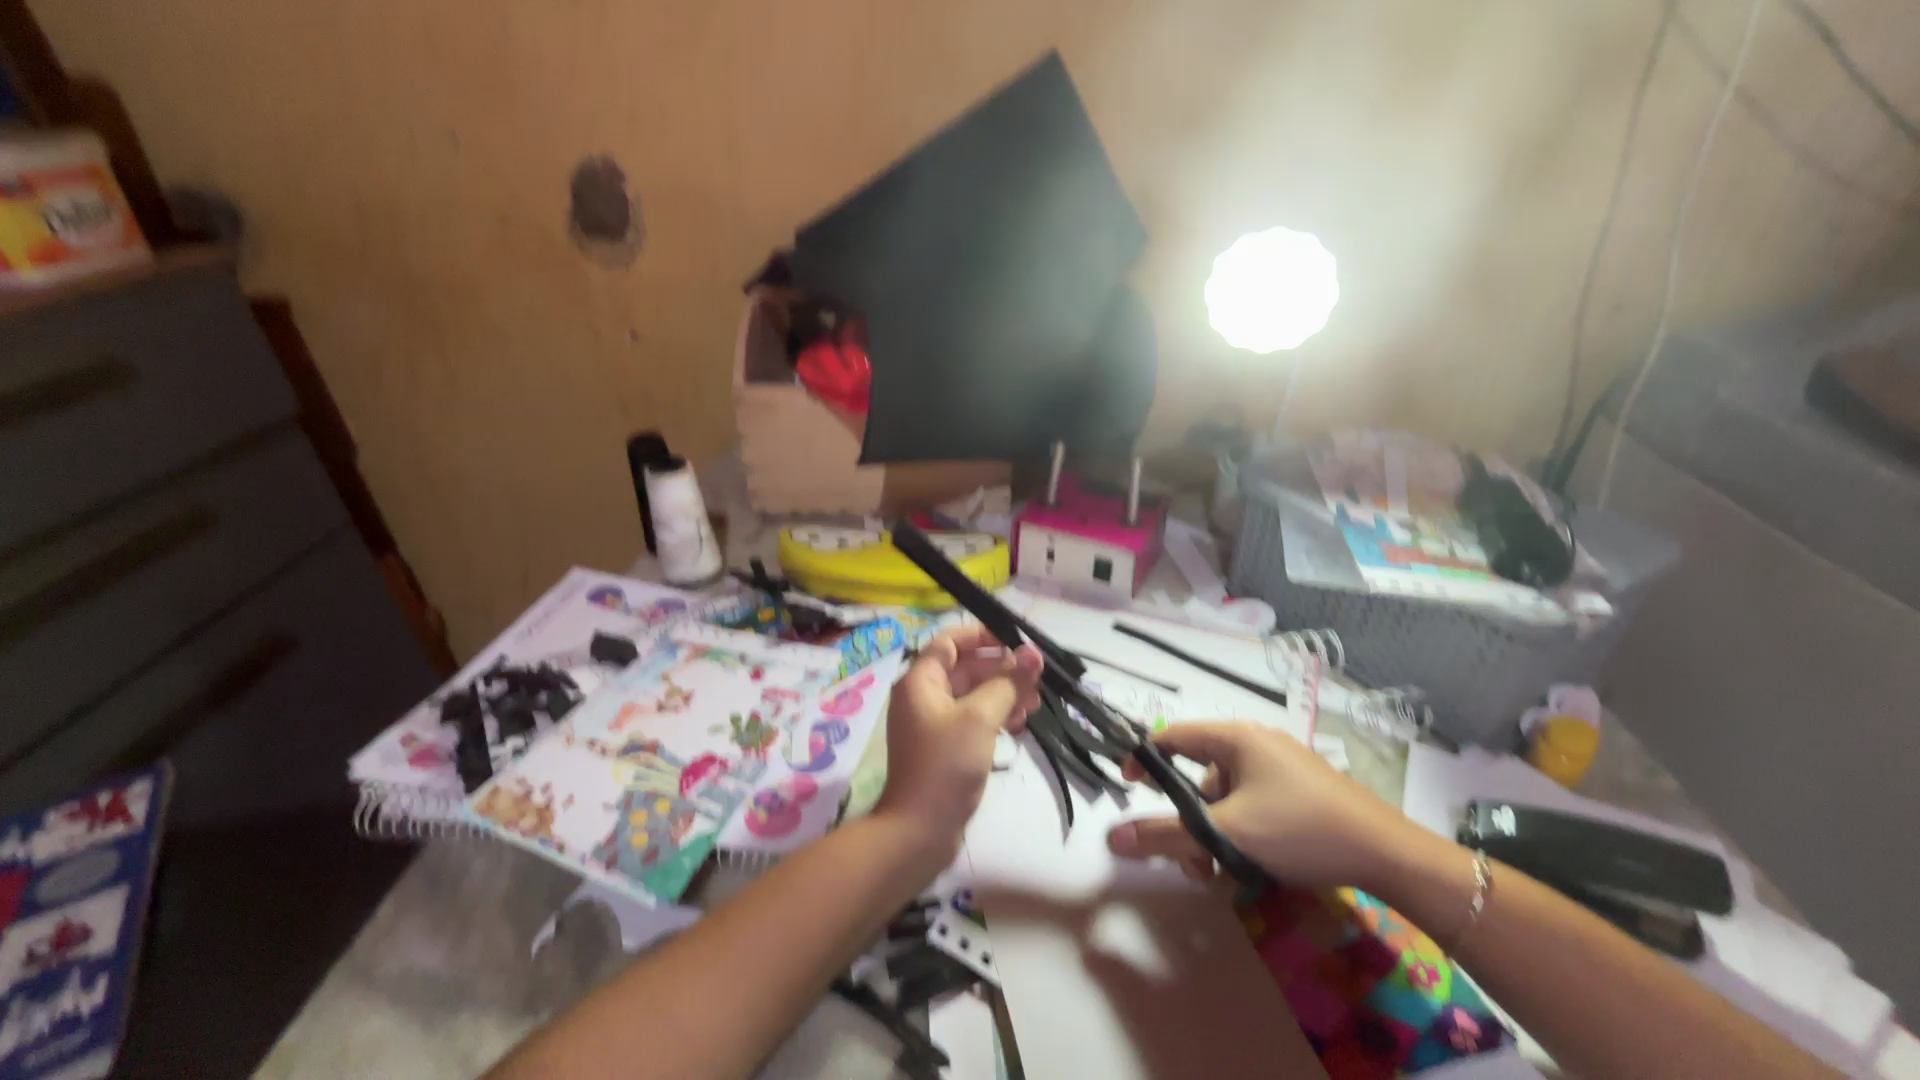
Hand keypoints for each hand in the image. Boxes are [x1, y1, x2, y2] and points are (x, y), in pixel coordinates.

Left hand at [875, 625, 1043, 855]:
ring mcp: (933, 724)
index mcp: (920, 681)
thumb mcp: (981, 718)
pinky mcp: (945, 748)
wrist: (920, 830)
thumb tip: (1033, 654)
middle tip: (1037, 678)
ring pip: (973, 695)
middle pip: (965, 668)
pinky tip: (1020, 724)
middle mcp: (923, 697)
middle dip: (1001, 669)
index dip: (982, 636)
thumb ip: (1008, 682)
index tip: (1016, 641)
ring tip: (1036, 703)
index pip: (949, 642)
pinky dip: (996, 716)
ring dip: (1004, 693)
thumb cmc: (946, 765)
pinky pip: (973, 719)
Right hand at [1106, 722, 1427, 891]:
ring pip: (1226, 798)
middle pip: (1199, 776)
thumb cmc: (1299, 830)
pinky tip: (1251, 866)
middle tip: (1191, 861)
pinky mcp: (1302, 791)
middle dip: (1188, 821)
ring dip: (1215, 835)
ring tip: (1224, 873)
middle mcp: (1257, 744)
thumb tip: (1113, 838)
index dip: (1144, 759)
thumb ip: (1166, 836)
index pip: (1172, 736)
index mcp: (1237, 738)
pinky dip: (1241, 833)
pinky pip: (1253, 805)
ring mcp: (1283, 767)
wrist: (1386, 854)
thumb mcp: (1227, 835)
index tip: (1128, 788)